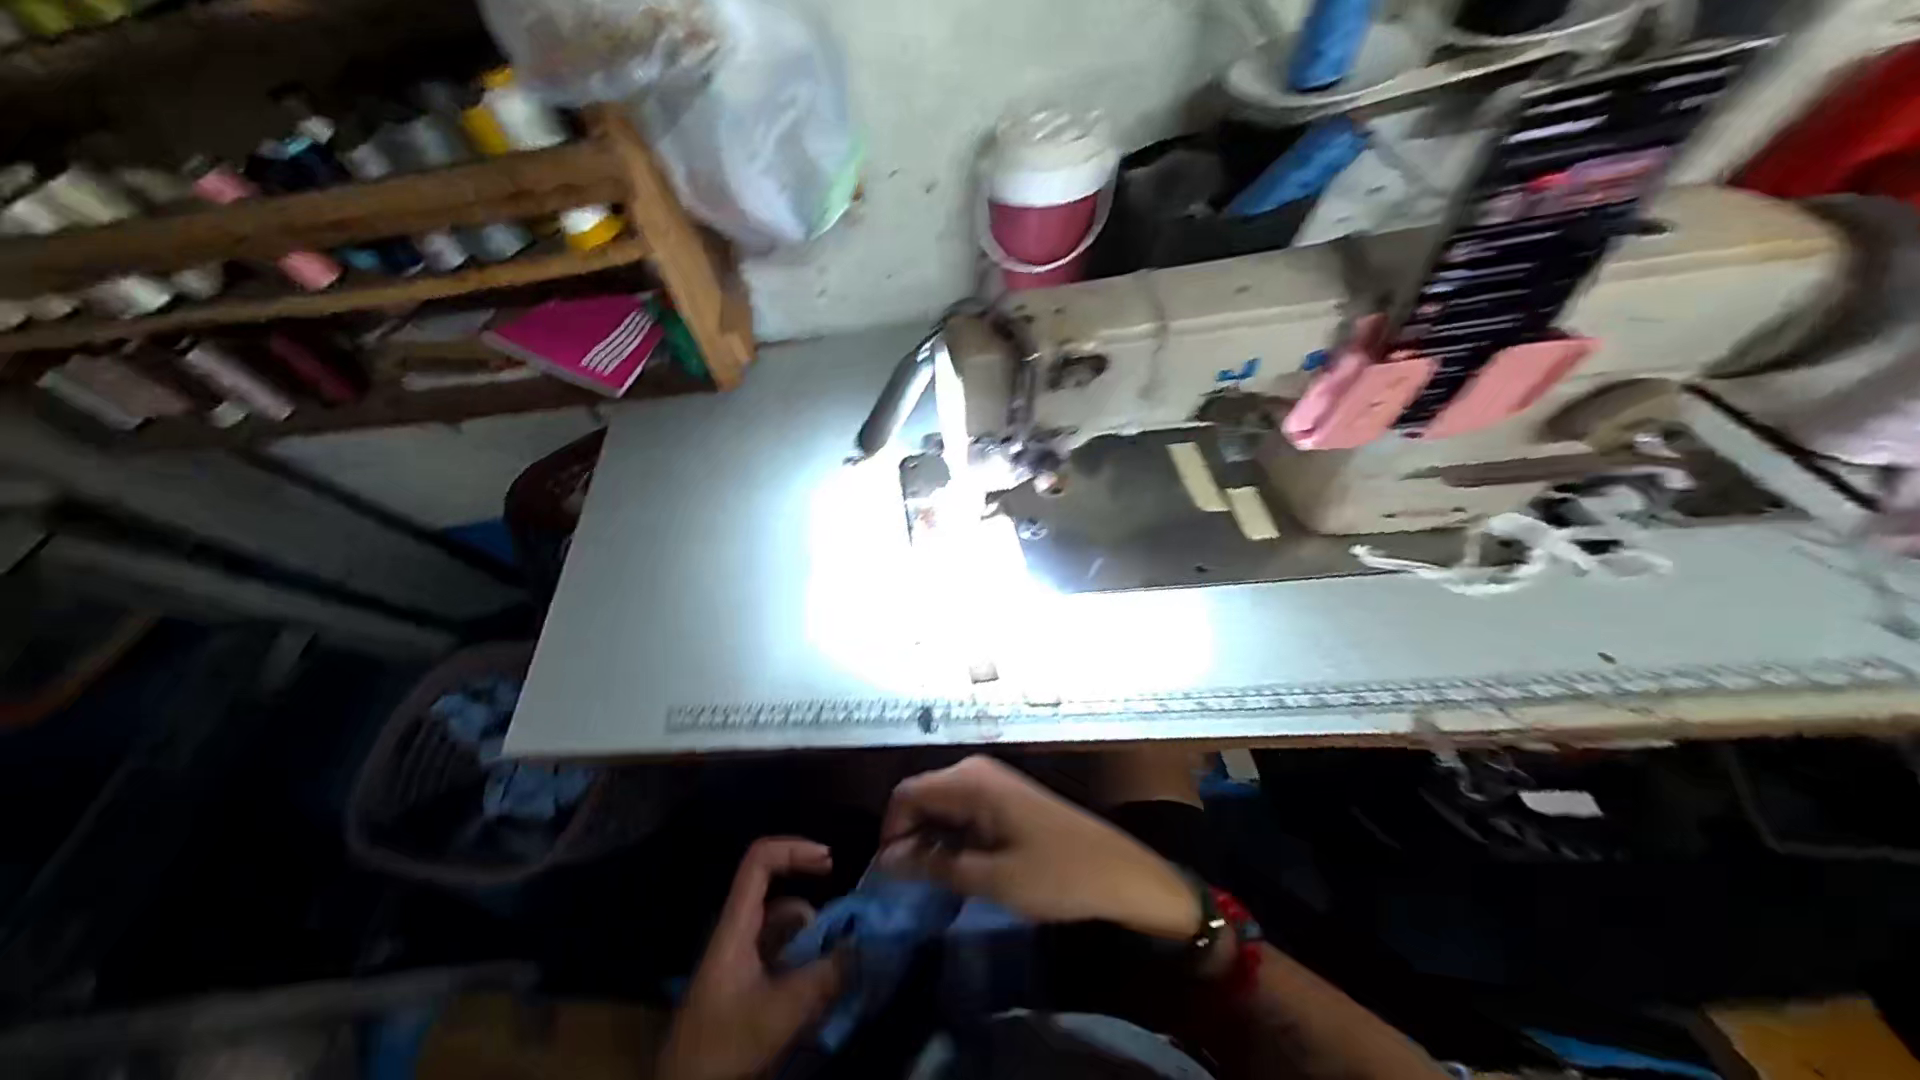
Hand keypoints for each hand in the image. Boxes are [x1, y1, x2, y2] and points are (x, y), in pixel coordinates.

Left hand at [658, 838, 843, 1079]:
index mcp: (737, 925)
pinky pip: (785, 960)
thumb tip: (865, 946)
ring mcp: (742, 961)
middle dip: (818, 913)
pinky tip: (823, 996)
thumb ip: (827, 976)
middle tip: (846, 937)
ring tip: (837, 976)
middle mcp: (739, 934)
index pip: (760, 860)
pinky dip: (807, 967)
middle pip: (782, 897)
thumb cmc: (724, 1047)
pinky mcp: (747, 987)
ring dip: (815, 945)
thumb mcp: (782, 1012)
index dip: (795, 849)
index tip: (830, 862)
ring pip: (786, 932)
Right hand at [880, 755, 1200, 939]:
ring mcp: (992, 781)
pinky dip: (951, 837)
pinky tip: (960, 868)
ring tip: (933, 882)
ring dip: (929, 840)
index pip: (905, 795)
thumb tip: (886, 862)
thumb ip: (933, 865)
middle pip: (920, 797)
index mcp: (970, 781)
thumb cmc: (1056, 875)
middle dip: (908, 837)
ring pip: (939, 805)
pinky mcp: (1004, 797)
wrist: (1118, 872)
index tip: (889, 876)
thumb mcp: (990, 878)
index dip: (890, 833)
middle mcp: (976, 771)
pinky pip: (961, 811)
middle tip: (910, 885)